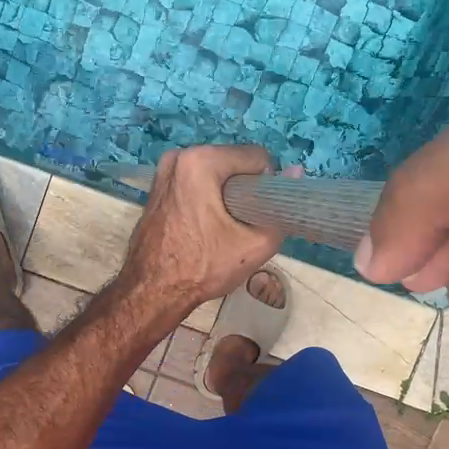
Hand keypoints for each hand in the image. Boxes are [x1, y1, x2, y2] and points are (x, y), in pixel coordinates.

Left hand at [120, 145, 286, 313]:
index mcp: (201, 161)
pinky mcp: (157, 187)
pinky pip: (196, 183)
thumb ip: (281, 208)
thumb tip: (297, 172)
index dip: (266, 186)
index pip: (256, 157)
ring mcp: (164, 171)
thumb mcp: (254, 245)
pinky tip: (204, 227)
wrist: (151, 291)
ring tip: (223, 228)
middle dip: (244, 189)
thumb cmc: (202, 267)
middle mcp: (179, 156)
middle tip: (241, 225)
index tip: (259, 214)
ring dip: (226, 195)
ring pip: (215, 174)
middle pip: (234, 163)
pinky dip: (206, 198)